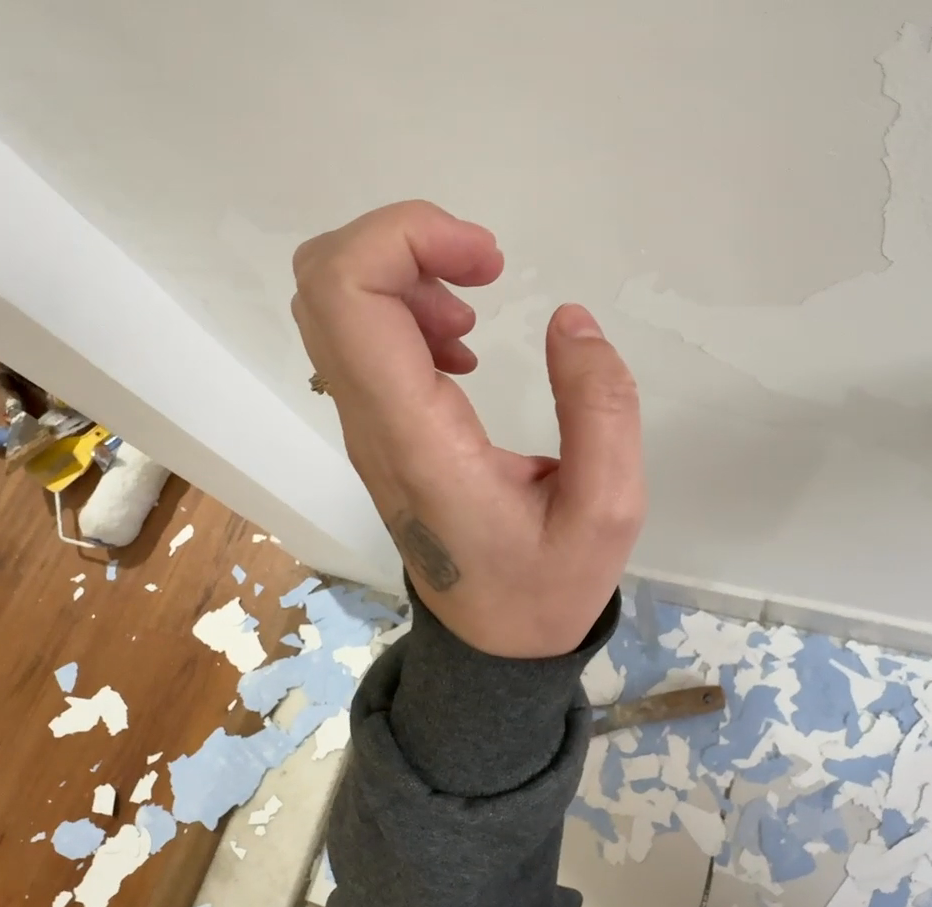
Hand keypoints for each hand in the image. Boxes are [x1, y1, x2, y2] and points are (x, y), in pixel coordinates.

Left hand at [290, 201, 644, 658]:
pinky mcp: (378, 432)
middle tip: (485, 270)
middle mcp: (371, 424)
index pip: (347, 295)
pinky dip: (404, 311)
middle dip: (404, 243)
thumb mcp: (608, 511)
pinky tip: (462, 348)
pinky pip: (358, 340)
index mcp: (417, 439)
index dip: (405, 237)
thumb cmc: (547, 587)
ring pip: (335, 306)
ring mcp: (366, 428)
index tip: (490, 260)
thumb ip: (602, 409)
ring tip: (476, 312)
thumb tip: (569, 320)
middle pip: (324, 282)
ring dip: (404, 276)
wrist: (495, 644)